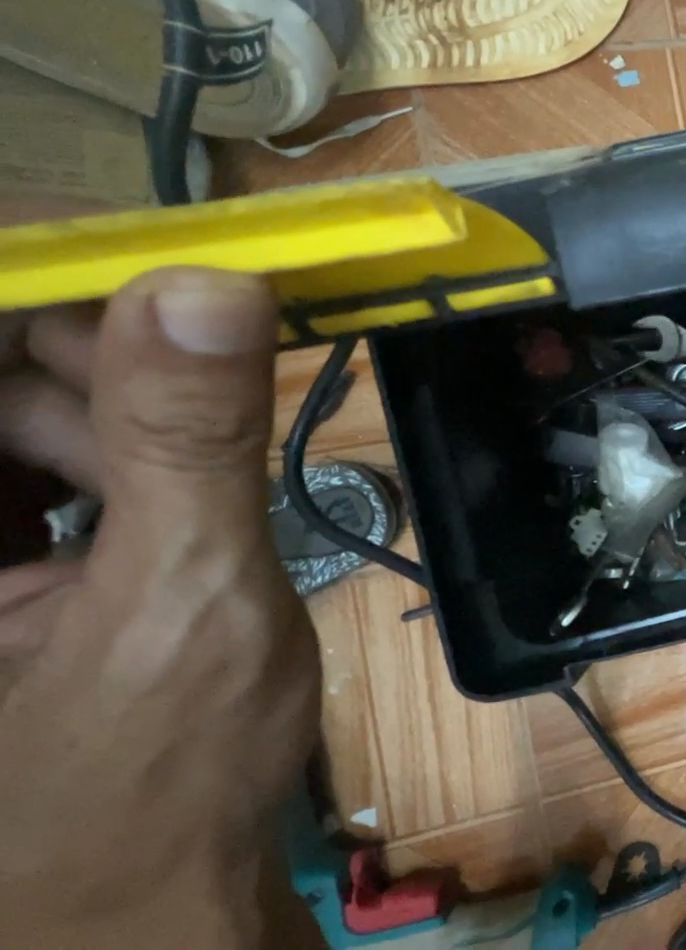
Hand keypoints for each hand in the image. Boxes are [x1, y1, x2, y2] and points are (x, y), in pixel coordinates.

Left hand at [0, 269, 318, 944]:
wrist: (142, 892)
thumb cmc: (157, 776)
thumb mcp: (190, 600)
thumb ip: (193, 442)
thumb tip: (213, 284)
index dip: (12, 278)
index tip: (134, 253)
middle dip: (67, 342)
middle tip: (197, 351)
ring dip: (92, 395)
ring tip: (183, 446)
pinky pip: (15, 458)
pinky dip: (92, 441)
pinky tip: (155, 477)